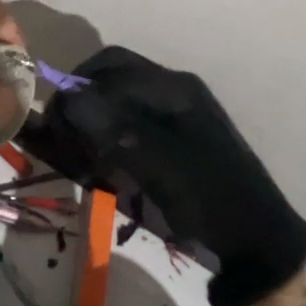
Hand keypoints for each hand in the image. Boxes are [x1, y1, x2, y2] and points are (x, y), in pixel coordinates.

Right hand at [46, 47, 305, 305]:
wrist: (255, 237)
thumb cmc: (206, 197)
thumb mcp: (154, 163)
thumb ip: (111, 127)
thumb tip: (66, 98)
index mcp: (173, 87)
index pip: (110, 67)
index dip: (75, 90)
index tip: (51, 124)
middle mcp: (176, 89)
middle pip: (116, 74)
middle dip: (83, 96)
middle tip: (61, 133)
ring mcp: (180, 112)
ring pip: (123, 95)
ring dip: (95, 114)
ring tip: (79, 150)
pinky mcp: (180, 137)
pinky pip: (136, 119)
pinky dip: (112, 133)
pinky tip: (105, 161)